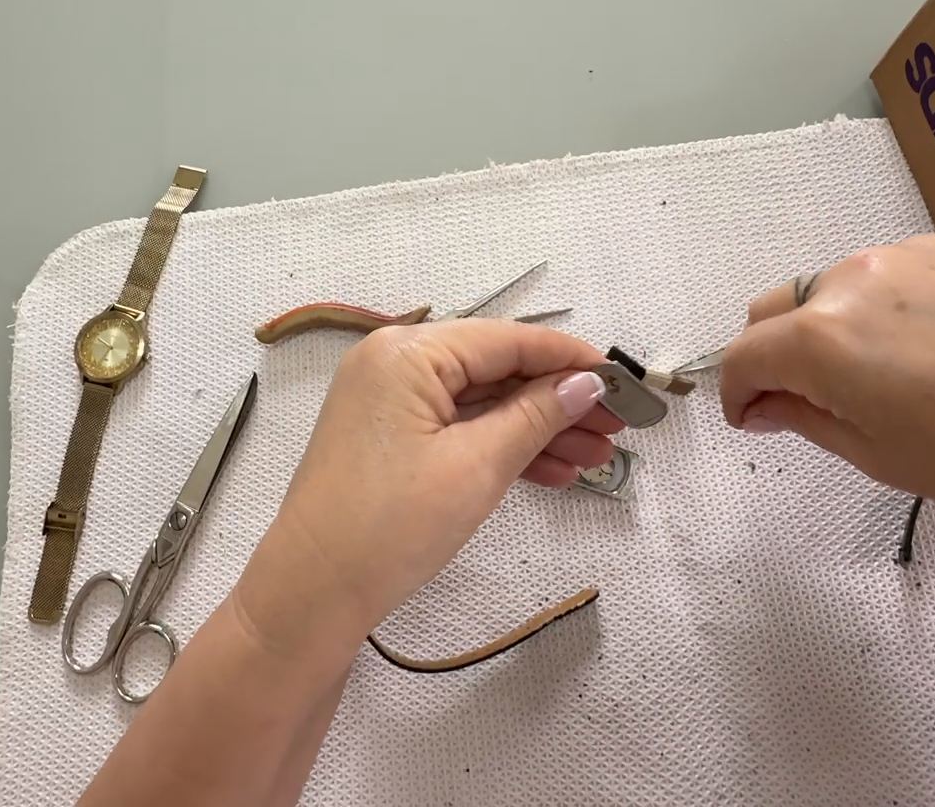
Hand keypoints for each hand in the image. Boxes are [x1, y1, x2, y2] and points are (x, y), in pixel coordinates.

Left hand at [234, 319, 624, 653]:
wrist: (312, 596)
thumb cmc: (392, 525)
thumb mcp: (476, 466)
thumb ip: (536, 415)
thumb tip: (587, 383)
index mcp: (408, 351)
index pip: (506, 339)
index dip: (569, 358)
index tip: (622, 379)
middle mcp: (394, 361)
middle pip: (494, 369)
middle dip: (557, 401)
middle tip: (616, 429)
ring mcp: (388, 398)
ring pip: (479, 401)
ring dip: (536, 429)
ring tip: (595, 459)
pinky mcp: (389, 433)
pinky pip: (455, 426)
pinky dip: (499, 447)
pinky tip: (551, 473)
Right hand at [715, 228, 934, 553]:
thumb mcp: (883, 458)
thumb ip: (804, 417)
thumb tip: (763, 402)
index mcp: (823, 337)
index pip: (741, 356)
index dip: (738, 394)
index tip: (754, 418)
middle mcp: (854, 277)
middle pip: (774, 308)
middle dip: (774, 352)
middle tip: (816, 396)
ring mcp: (914, 249)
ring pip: (836, 286)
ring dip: (835, 325)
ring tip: (901, 371)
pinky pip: (899, 269)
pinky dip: (895, 303)